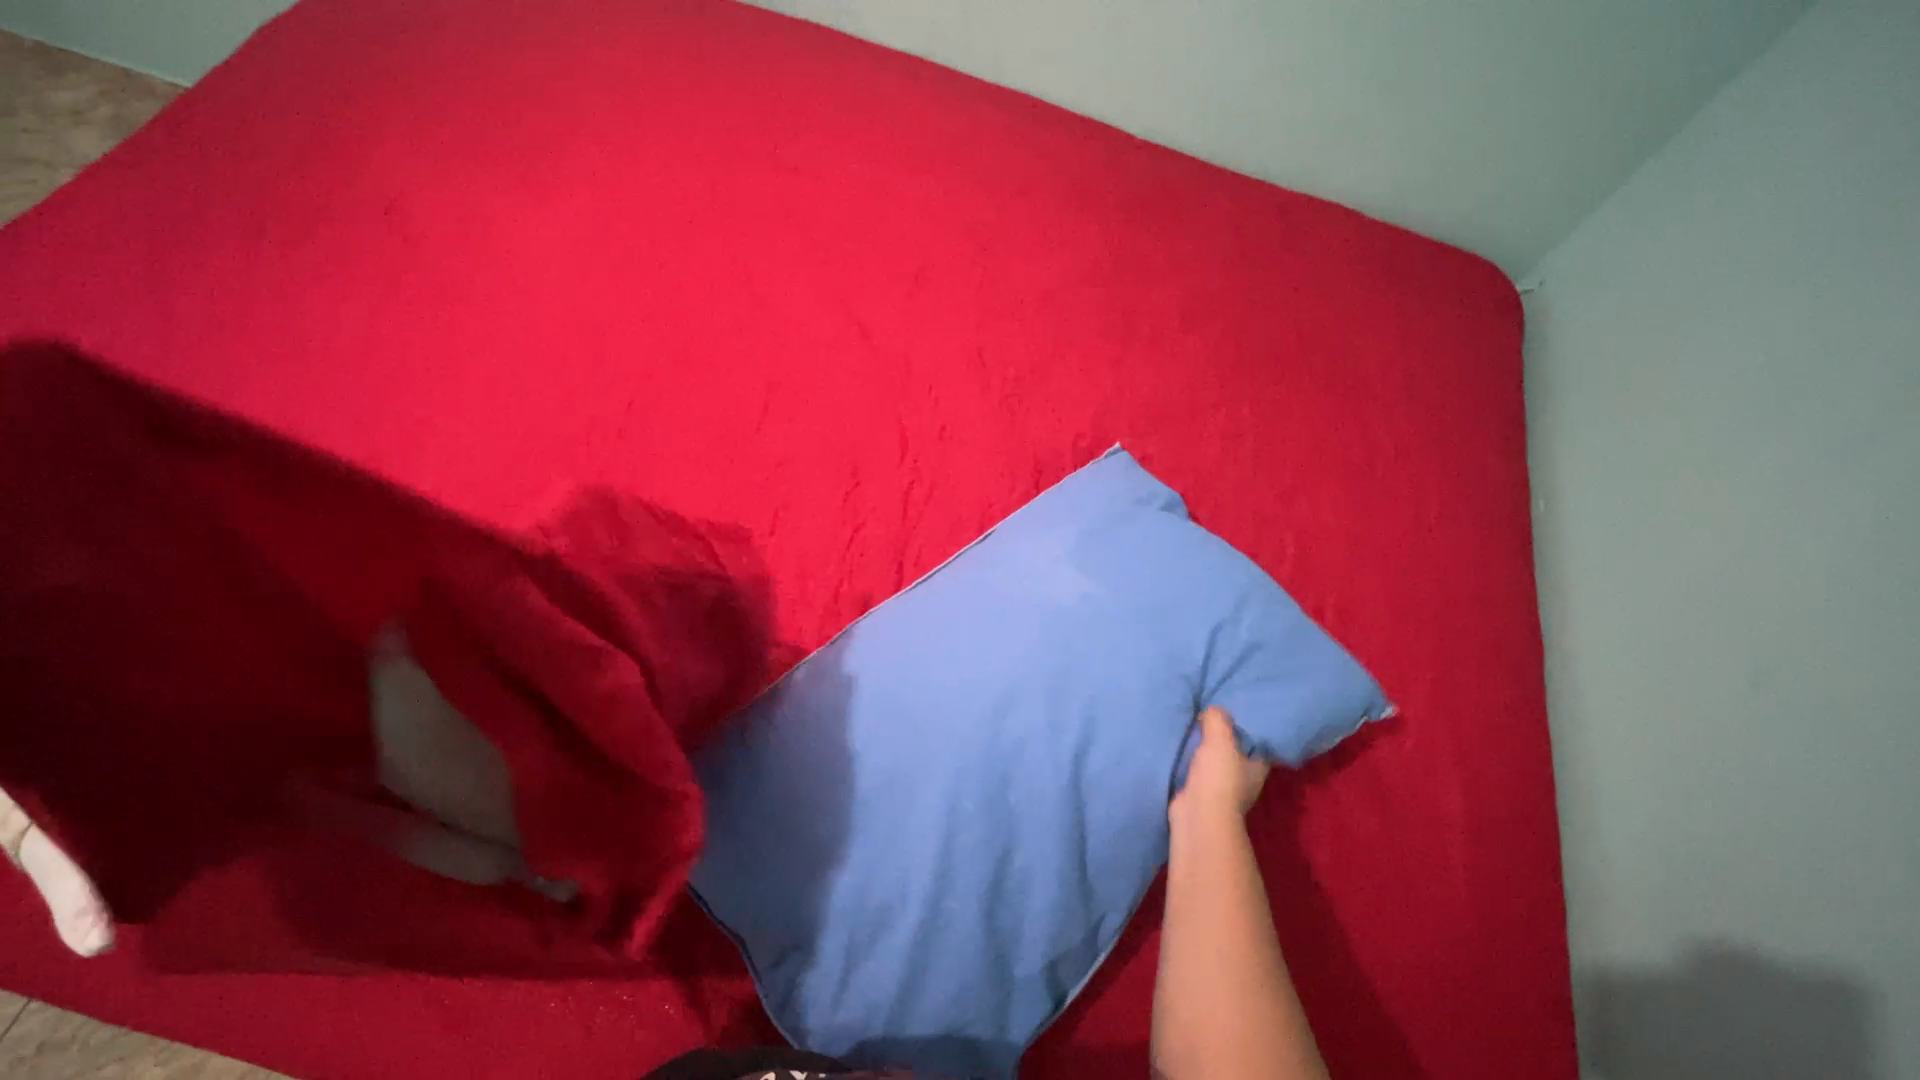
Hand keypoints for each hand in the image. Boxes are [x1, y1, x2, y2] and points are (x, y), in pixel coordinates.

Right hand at [1170, 706, 1270, 823]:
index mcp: (1257, 767)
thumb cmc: (1218, 777)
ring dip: (1204, 754)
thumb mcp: (1221, 738)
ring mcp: (1222, 791)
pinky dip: (1190, 766)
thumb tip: (1212, 710)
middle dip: (1222, 740)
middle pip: (1234, 753)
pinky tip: (1179, 752)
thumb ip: (1218, 718)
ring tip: (1190, 732)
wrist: (1198, 815)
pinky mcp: (1201, 797)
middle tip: (1206, 718)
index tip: (1231, 715)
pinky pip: (1197, 774)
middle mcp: (1244, 780)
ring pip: (1215, 764)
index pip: (1257, 744)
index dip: (1246, 730)